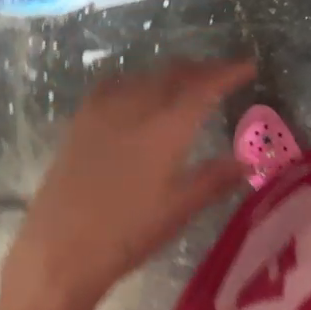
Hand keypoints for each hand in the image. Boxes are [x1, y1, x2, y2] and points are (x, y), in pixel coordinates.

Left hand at [4, 59, 254, 309]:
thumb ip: (215, 178)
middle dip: (202, 69)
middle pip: (175, 73)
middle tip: (223, 74)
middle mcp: (137, 105)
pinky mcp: (83, 114)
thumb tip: (250, 159)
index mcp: (166, 127)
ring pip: (148, 74)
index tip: (248, 64)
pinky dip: (140, 79)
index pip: (203, 86)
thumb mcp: (179, 211)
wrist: (60, 245)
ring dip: (173, 73)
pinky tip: (142, 92)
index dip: (227, 72)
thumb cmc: (127, 235)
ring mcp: (105, 106)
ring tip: (189, 83)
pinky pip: (119, 82)